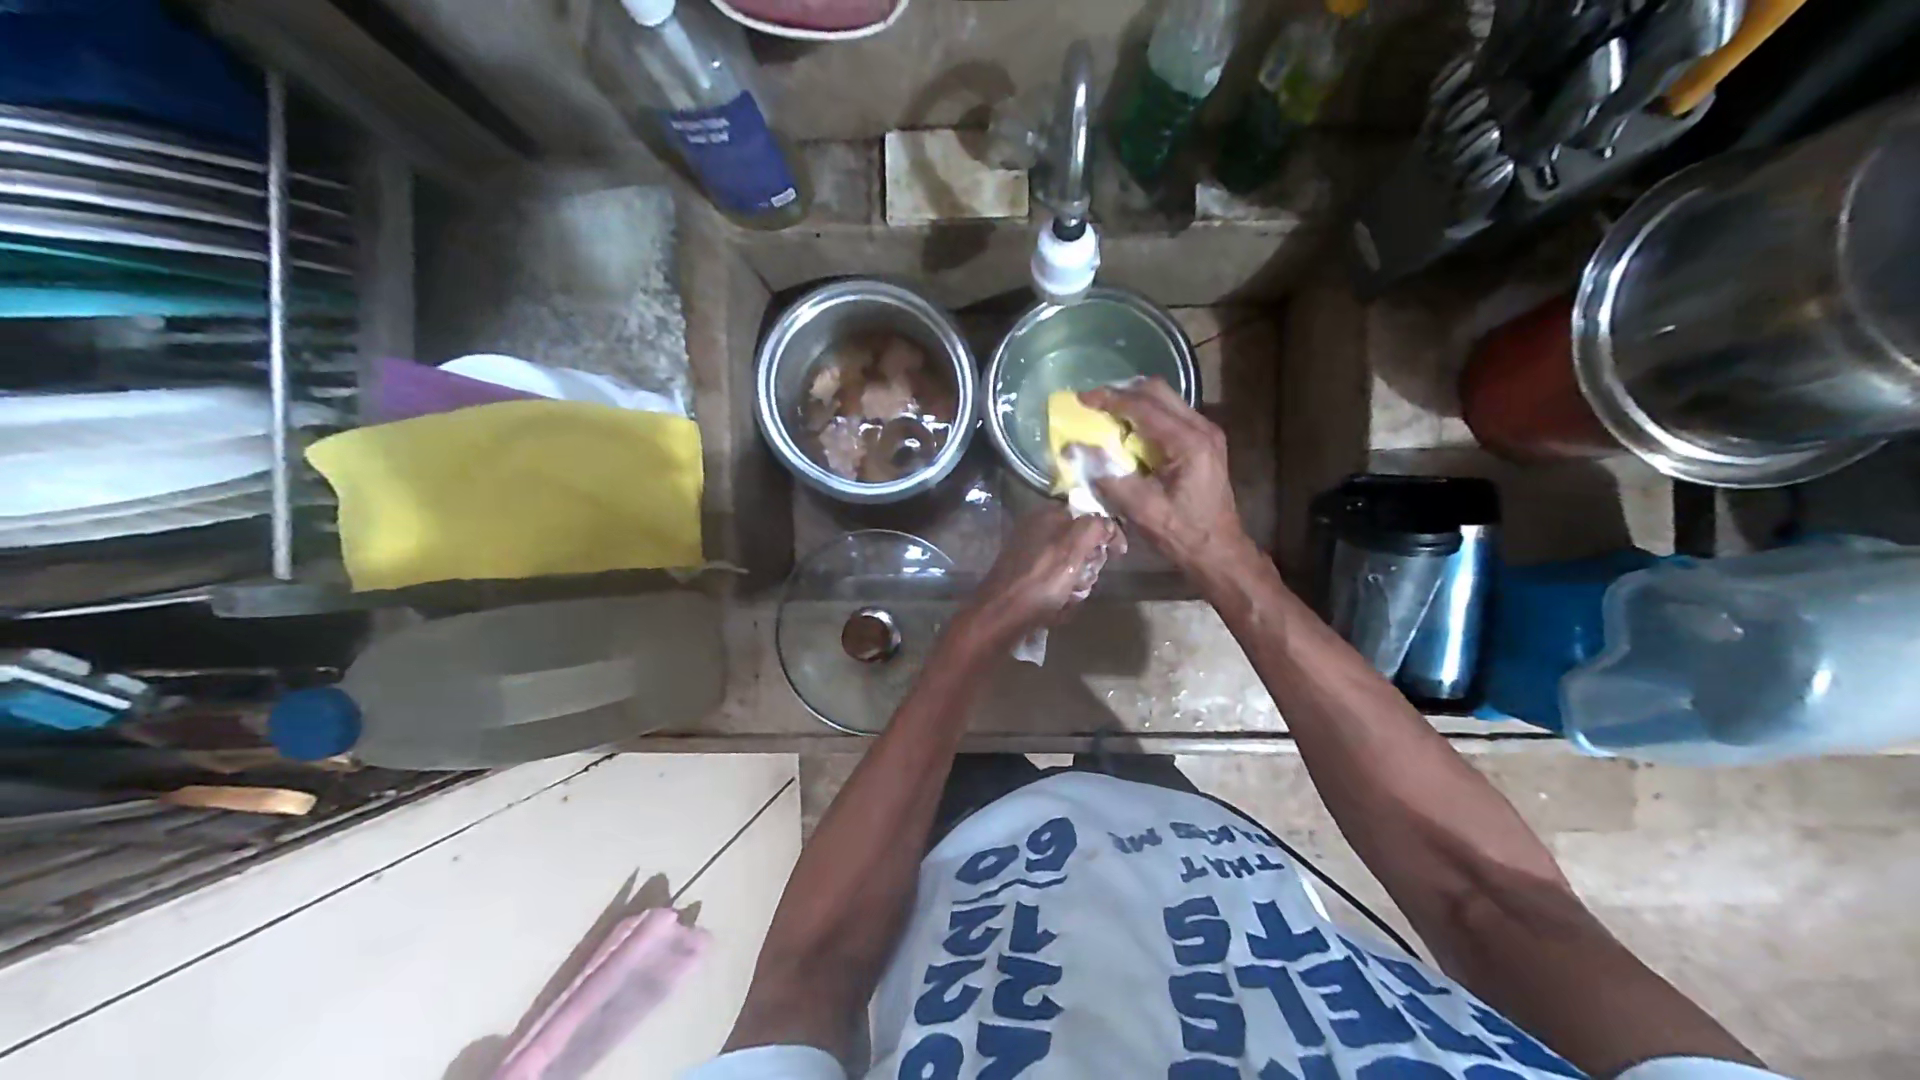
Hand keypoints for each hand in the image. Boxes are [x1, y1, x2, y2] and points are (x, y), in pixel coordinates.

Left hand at [960, 506, 1122, 644]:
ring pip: (1071, 568)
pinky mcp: (1027, 579)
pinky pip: (1057, 586)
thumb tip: (1109, 524)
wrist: (1002, 616)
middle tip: (1082, 580)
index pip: (1088, 515)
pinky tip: (1059, 608)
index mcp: (1046, 515)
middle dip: (1088, 565)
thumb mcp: (1072, 547)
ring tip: (1068, 597)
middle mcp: (1037, 531)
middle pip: (1081, 545)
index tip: (1113, 554)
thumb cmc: (1040, 580)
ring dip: (1077, 585)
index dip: (1103, 535)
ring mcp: (1031, 556)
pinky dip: (1062, 598)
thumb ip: (1094, 527)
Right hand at [1079, 379, 1254, 575]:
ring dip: (1133, 401)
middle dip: (1121, 392)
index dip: (1109, 399)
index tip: (1081, 399)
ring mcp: (1206, 432)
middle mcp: (1201, 428)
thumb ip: (1107, 476)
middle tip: (1092, 402)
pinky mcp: (1203, 441)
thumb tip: (1075, 449)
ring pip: (1164, 399)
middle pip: (1157, 391)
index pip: (1143, 406)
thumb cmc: (1180, 533)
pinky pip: (1170, 413)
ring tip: (1105, 412)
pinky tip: (1127, 429)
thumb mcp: (1140, 509)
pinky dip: (1145, 414)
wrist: (1217, 551)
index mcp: (1188, 442)